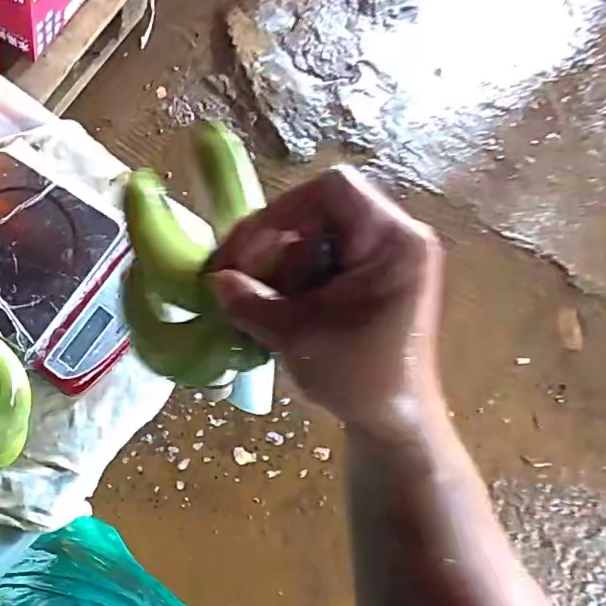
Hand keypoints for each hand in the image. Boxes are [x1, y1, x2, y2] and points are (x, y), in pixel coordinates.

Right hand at [204, 166, 444, 434]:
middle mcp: (390, 239)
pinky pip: (312, 262)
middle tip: (233, 281)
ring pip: (305, 239)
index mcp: (391, 242)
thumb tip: (214, 279)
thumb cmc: (356, 375)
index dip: (279, 211)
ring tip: (251, 304)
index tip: (244, 252)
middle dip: (266, 245)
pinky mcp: (362, 279)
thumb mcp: (295, 336)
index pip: (330, 189)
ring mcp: (376, 259)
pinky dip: (283, 281)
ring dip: (270, 268)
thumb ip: (250, 301)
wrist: (391, 417)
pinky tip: (269, 310)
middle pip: (312, 212)